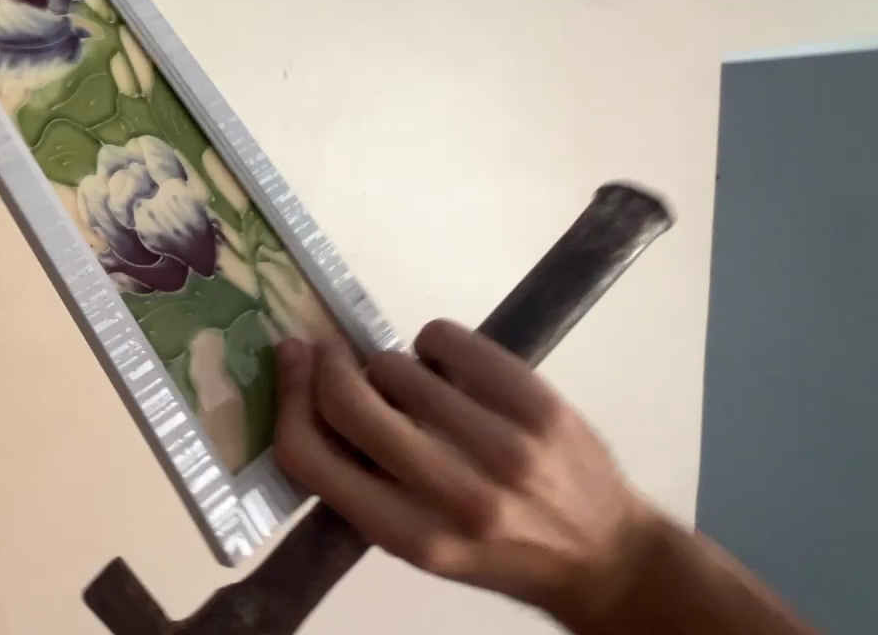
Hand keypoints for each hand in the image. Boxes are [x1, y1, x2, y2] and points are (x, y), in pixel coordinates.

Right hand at [273, 320, 662, 622]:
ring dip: (391, 367)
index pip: (308, 454)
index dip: (288, 398)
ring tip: (420, 391)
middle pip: (346, 398)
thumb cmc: (490, 547)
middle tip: (332, 354)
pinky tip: (454, 372)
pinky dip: (434, 343)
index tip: (291, 361)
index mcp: (410, 535)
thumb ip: (351, 472)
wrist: (612, 562)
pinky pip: (443, 337)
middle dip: (327, 363)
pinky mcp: (539, 407)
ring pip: (393, 364)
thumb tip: (298, 376)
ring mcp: (503, 450)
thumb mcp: (412, 535)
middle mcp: (455, 496)